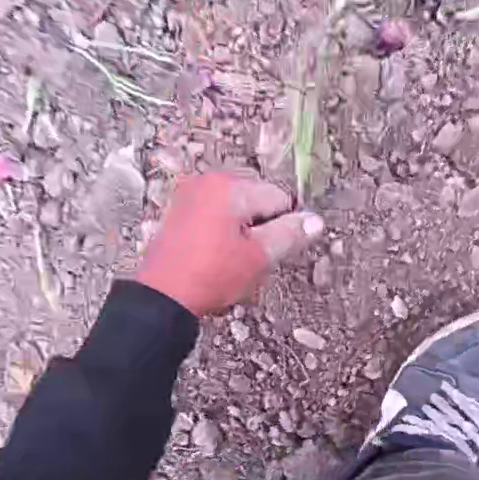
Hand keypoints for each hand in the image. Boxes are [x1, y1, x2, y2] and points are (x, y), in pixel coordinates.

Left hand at [133, 172, 322, 315]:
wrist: (163, 298)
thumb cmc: (211, 275)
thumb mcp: (259, 256)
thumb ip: (290, 234)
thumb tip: (315, 221)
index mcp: (230, 186)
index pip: (279, 197)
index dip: (285, 227)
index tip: (274, 251)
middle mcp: (208, 182)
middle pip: (257, 200)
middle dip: (263, 228)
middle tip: (252, 259)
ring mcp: (191, 196)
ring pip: (237, 211)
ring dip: (244, 234)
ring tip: (233, 262)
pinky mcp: (180, 214)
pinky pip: (216, 217)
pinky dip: (224, 235)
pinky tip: (218, 259)